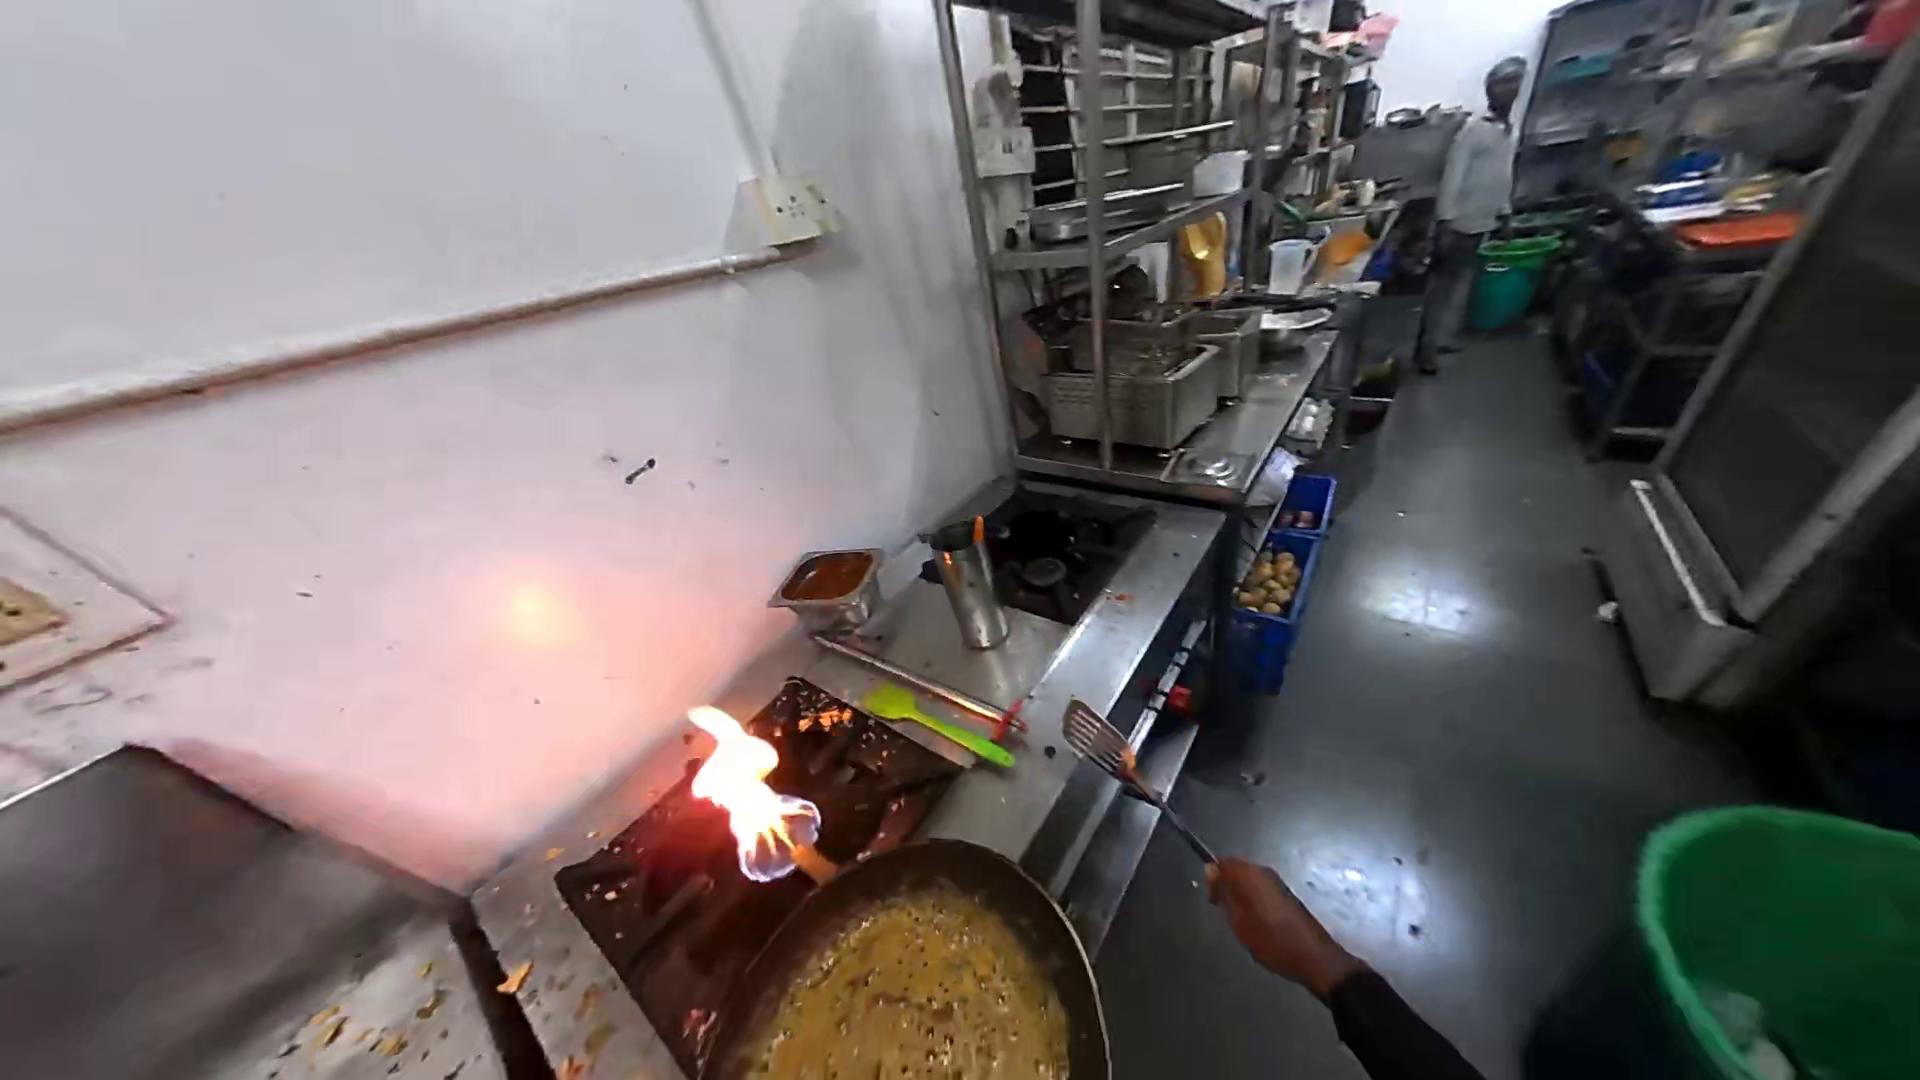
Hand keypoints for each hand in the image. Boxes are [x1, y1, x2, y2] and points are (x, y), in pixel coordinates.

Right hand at [1207, 857, 1365, 997]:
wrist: (1316, 959)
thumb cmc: (1272, 940)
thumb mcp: (1238, 921)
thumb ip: (1223, 893)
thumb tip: (1211, 871)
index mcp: (1248, 873)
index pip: (1219, 862)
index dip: (1212, 880)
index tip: (1214, 902)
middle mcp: (1262, 870)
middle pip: (1234, 868)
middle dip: (1227, 886)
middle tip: (1226, 913)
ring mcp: (1277, 881)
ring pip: (1248, 879)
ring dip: (1241, 893)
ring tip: (1242, 920)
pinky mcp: (1287, 894)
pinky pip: (1261, 888)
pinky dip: (1254, 899)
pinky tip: (1259, 922)